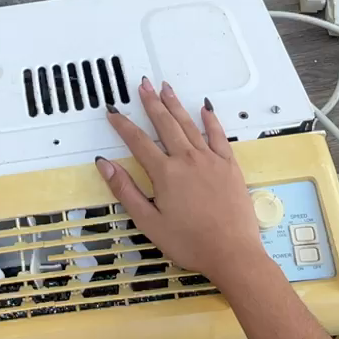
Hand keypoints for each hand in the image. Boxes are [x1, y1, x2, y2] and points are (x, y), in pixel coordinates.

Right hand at [96, 79, 271, 286]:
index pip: (137, 141)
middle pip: (165, 124)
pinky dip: (211, 121)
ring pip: (189, 125)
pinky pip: (219, 136)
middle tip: (142, 84)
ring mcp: (210, 160)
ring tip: (165, 88)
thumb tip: (106, 165)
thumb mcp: (148, 222)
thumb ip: (125, 190)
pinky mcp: (229, 166)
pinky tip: (205, 108)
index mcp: (165, 173)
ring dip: (175, 105)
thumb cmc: (190, 243)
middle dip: (151, 103)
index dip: (123, 124)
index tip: (113, 111)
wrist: (233, 254)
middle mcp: (187, 160)